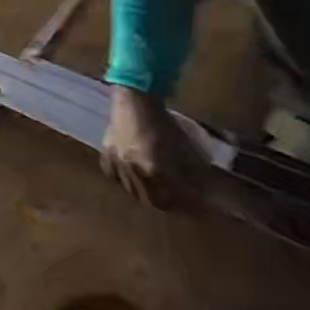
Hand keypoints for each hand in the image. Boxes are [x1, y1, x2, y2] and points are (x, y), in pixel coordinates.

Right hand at [102, 86, 204, 208]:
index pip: (172, 199)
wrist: (135, 100)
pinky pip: (113, 175)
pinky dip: (123, 181)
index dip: (187, 206)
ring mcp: (116, 162)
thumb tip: (202, 193)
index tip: (198, 208)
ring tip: (158, 192)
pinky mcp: (106, 153)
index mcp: (154, 169)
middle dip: (167, 204)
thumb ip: (192, 173)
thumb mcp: (184, 148)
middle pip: (150, 200)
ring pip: (131, 190)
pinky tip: (132, 178)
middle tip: (179, 203)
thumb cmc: (163, 122)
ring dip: (146, 194)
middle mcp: (133, 169)